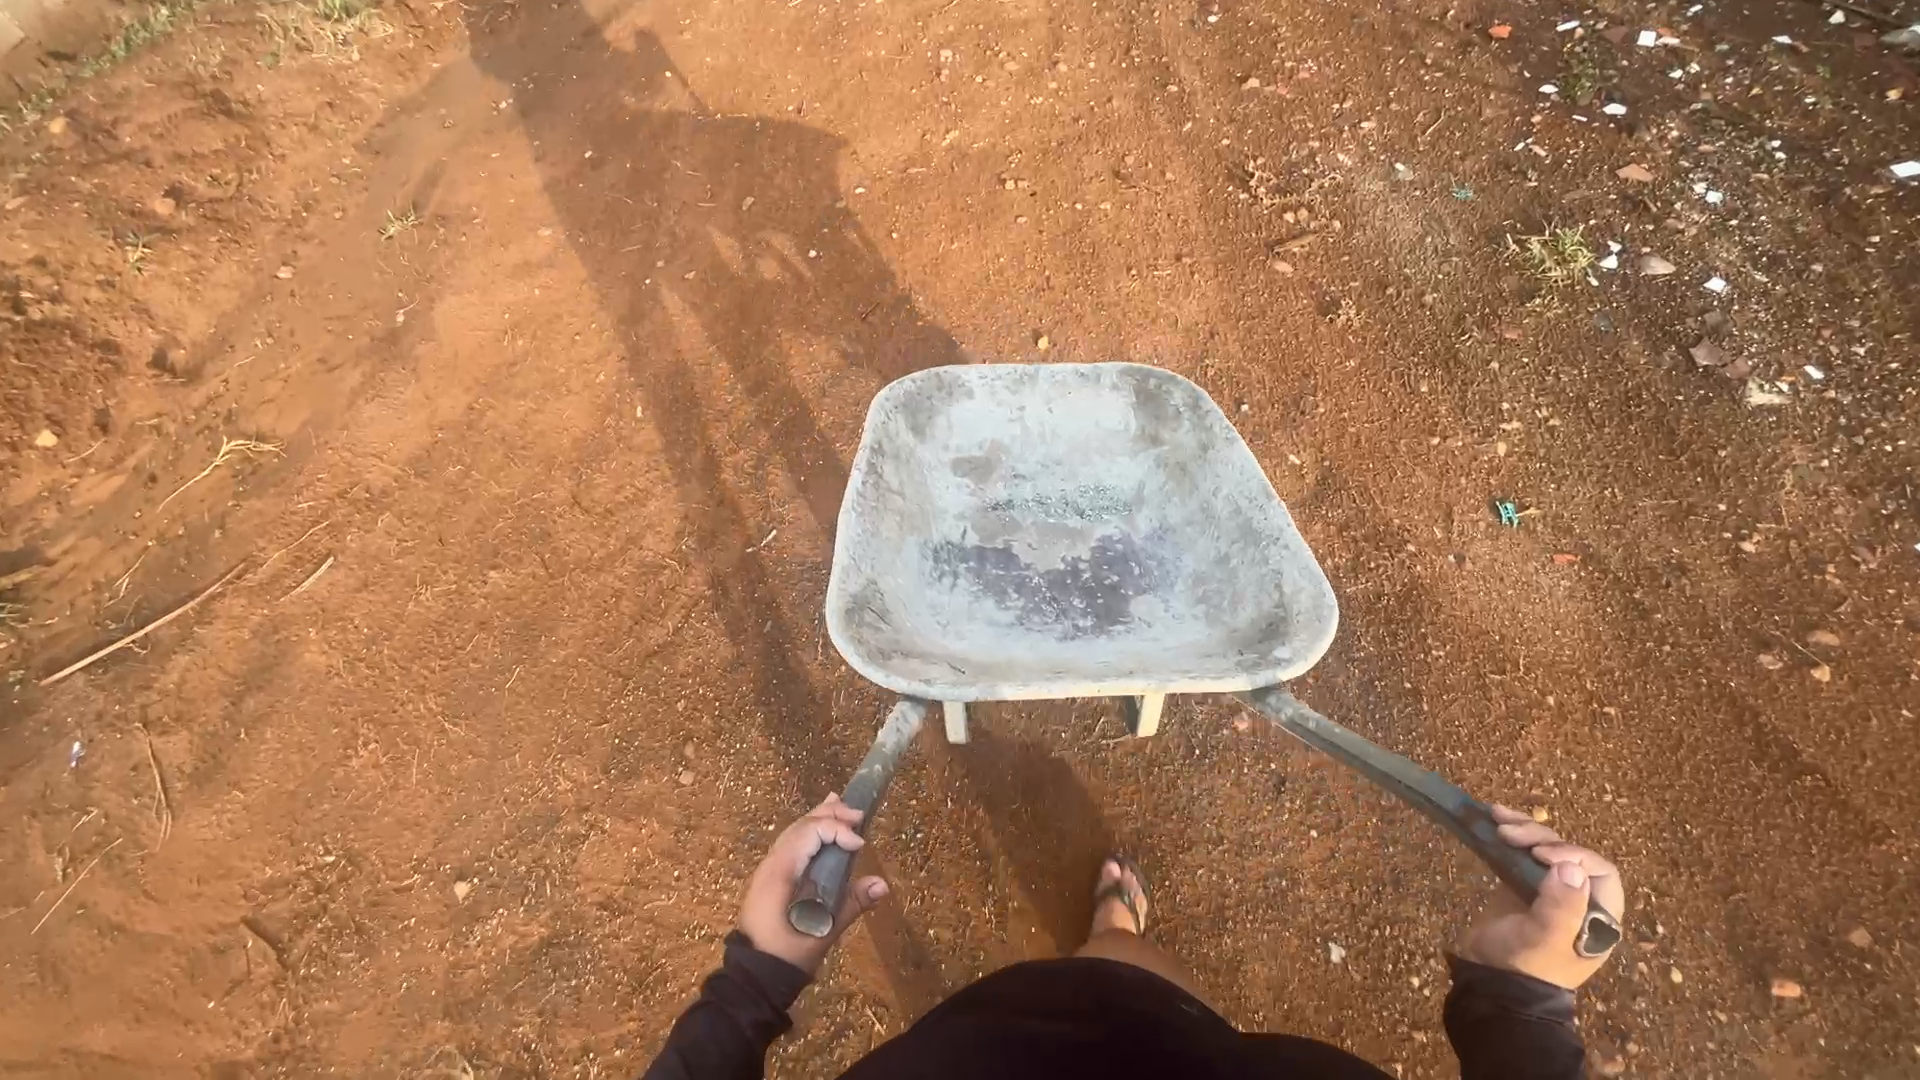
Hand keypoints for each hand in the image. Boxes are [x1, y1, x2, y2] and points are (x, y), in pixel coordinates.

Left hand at [736, 794, 889, 975]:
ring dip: (819, 819)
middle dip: (830, 816)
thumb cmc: (785, 956)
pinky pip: (791, 843)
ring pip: (794, 832)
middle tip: (858, 814)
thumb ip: (850, 904)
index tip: (860, 845)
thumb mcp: (821, 933)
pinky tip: (819, 828)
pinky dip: (808, 831)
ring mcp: (769, 869)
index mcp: (781, 871)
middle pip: (801, 826)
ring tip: (839, 804)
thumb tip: (882, 885)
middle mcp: (772, 863)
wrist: (750, 980)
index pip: (810, 832)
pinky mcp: (771, 879)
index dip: (837, 831)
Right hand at [1456, 805, 1625, 990]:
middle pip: (1568, 854)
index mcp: (1597, 916)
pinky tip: (1491, 819)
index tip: (1540, 855)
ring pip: (1543, 848)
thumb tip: (1570, 867)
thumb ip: (1562, 906)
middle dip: (1539, 837)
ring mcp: (1545, 890)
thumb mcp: (1546, 939)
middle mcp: (1576, 899)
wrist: (1492, 980)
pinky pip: (1519, 853)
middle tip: (1507, 833)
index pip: (1600, 872)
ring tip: (1496, 817)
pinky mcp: (1518, 885)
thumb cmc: (1527, 964)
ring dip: (1523, 829)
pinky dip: (1508, 834)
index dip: (1574, 855)